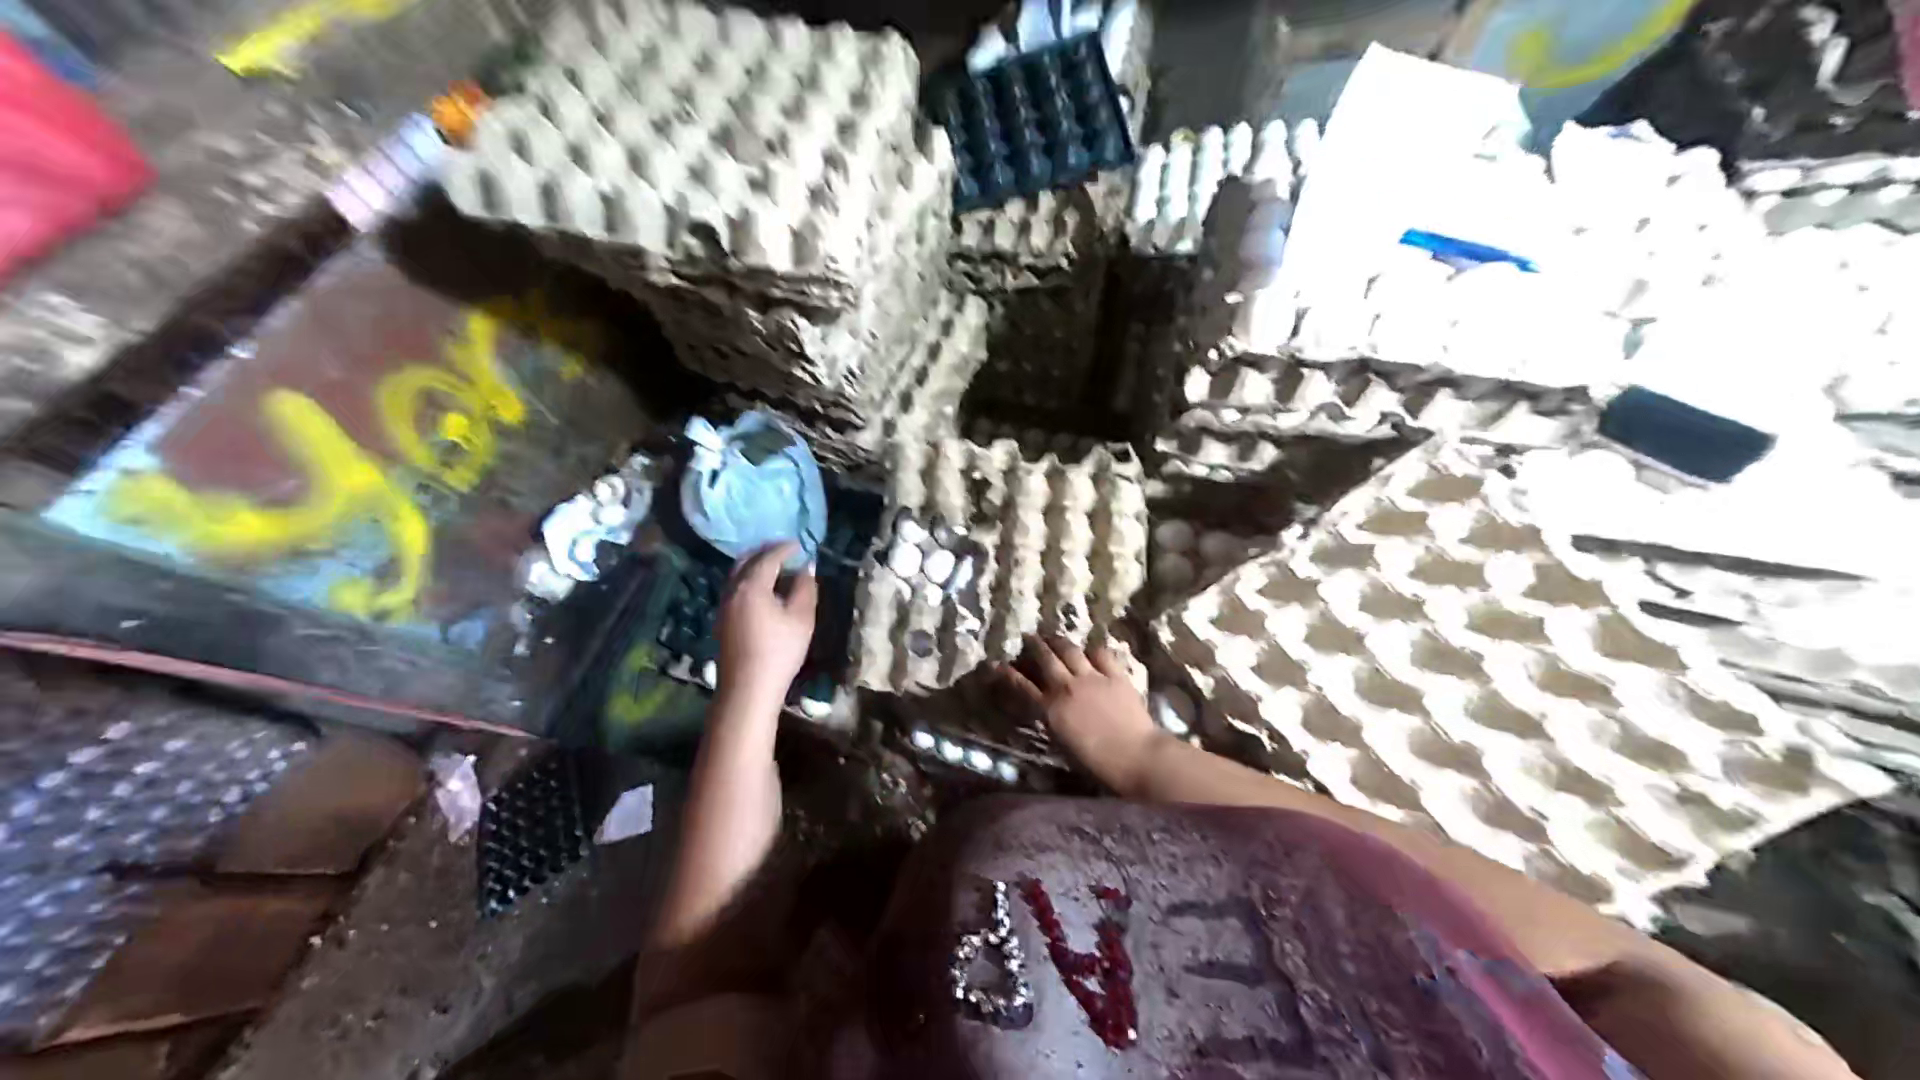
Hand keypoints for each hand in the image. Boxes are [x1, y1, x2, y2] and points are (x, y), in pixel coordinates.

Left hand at [716, 542, 816, 708]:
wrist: (748, 689)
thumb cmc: (779, 651)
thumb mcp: (801, 618)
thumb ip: (805, 588)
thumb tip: (807, 568)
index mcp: (751, 586)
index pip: (768, 557)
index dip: (785, 548)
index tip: (801, 544)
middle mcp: (732, 590)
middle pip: (746, 561)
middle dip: (765, 551)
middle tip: (785, 550)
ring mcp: (724, 606)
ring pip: (737, 575)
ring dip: (755, 565)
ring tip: (776, 567)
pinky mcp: (722, 620)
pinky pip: (735, 588)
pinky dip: (749, 579)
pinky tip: (763, 590)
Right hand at [999, 636, 1166, 792]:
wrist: (1135, 756)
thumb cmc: (1096, 762)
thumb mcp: (1063, 743)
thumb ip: (1052, 720)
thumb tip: (1046, 707)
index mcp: (1050, 709)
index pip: (1022, 686)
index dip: (1007, 674)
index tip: (996, 664)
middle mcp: (1066, 687)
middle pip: (1045, 659)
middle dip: (1034, 645)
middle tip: (1028, 637)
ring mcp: (1092, 678)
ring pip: (1069, 650)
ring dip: (1058, 641)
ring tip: (1053, 637)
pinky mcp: (1115, 675)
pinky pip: (1100, 653)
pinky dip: (1091, 650)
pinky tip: (1089, 650)